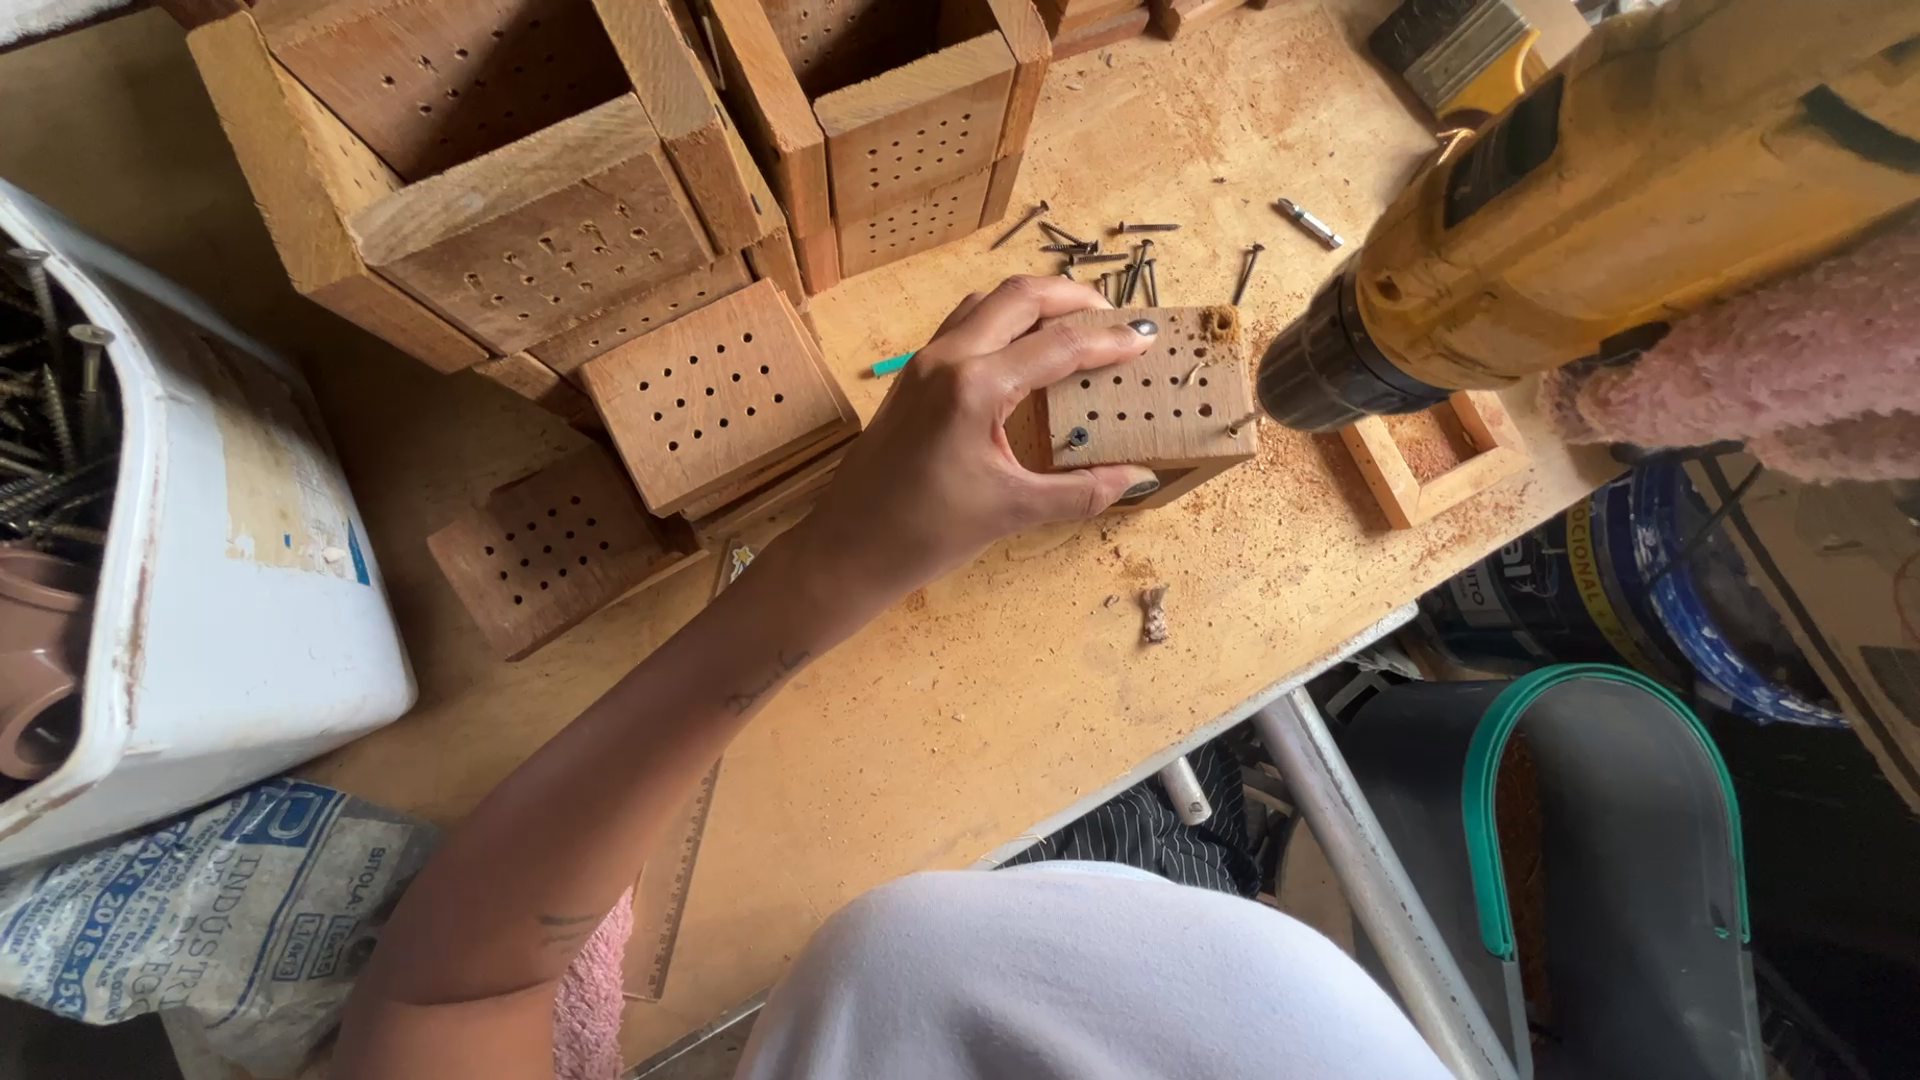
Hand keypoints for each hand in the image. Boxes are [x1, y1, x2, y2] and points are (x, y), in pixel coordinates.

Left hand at [784, 275, 1160, 619]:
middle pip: (1018, 297)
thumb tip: (1137, 479)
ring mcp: (921, 365)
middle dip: (1070, 298)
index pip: (1057, 346)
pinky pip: (962, 327)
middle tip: (1110, 316)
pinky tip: (1019, 353)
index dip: (1107, 342)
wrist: (847, 549)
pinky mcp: (909, 380)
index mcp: (974, 386)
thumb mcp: (1010, 511)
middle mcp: (945, 359)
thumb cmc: (924, 533)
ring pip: (984, 305)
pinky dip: (999, 323)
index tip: (1144, 340)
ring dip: (1031, 303)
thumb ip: (1081, 492)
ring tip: (1070, 324)